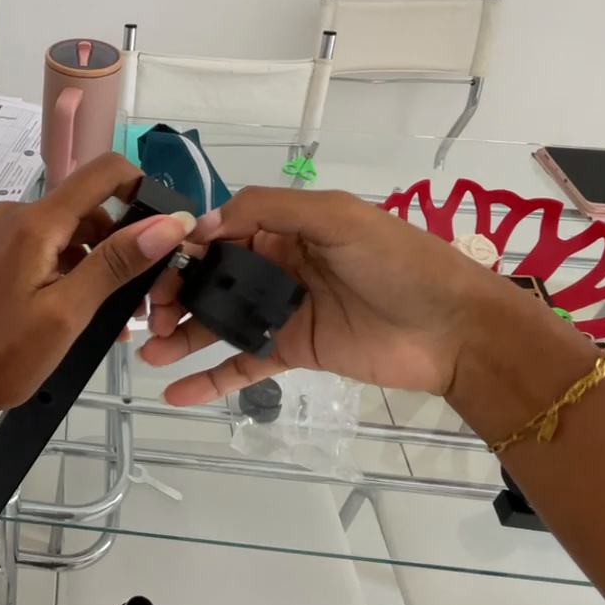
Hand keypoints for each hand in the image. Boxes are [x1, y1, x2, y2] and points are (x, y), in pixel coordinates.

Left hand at [0, 153, 194, 426]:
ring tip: (113, 319)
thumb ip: (117, 263)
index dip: (141, 187)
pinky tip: (77, 315)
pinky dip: (66, 275)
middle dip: (120, 245)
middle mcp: (14, 217)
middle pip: (86, 210)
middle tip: (142, 300)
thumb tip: (169, 223)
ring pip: (65, 236)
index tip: (163, 228)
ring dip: (95, 267)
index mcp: (35, 221)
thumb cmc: (1, 356)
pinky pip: (40, 253)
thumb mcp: (68, 312)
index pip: (102, 172)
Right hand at [140, 186, 576, 407]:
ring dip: (181, 337)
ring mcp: (280, 312)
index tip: (155, 268)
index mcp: (283, 230)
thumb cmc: (397, 262)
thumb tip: (202, 227)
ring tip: (149, 352)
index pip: (219, 235)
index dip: (184, 250)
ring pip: (217, 323)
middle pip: (210, 280)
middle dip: (175, 296)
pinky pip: (242, 366)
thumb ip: (269, 210)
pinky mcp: (292, 352)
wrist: (455, 330)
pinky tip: (175, 394)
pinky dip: (209, 381)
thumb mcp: (336, 217)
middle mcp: (275, 268)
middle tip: (151, 318)